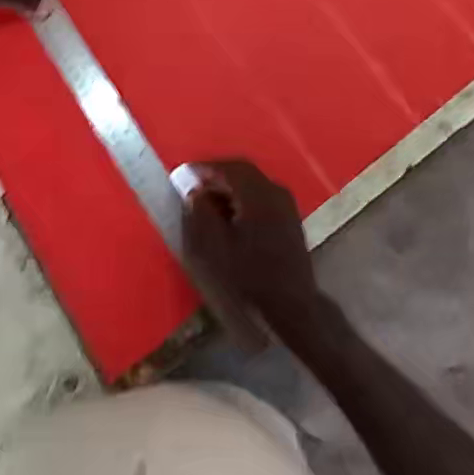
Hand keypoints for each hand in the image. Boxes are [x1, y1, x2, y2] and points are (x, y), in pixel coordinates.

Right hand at [183, 159, 322, 327]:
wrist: (291, 306)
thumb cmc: (249, 275)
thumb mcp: (214, 246)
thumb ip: (200, 212)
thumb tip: (194, 191)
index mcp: (257, 193)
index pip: (226, 168)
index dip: (202, 169)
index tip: (182, 176)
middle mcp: (275, 190)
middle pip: (241, 171)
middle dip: (216, 175)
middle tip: (194, 186)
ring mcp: (286, 204)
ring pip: (252, 183)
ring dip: (230, 187)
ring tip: (209, 202)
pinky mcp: (290, 218)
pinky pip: (262, 195)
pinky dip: (243, 197)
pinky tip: (231, 215)